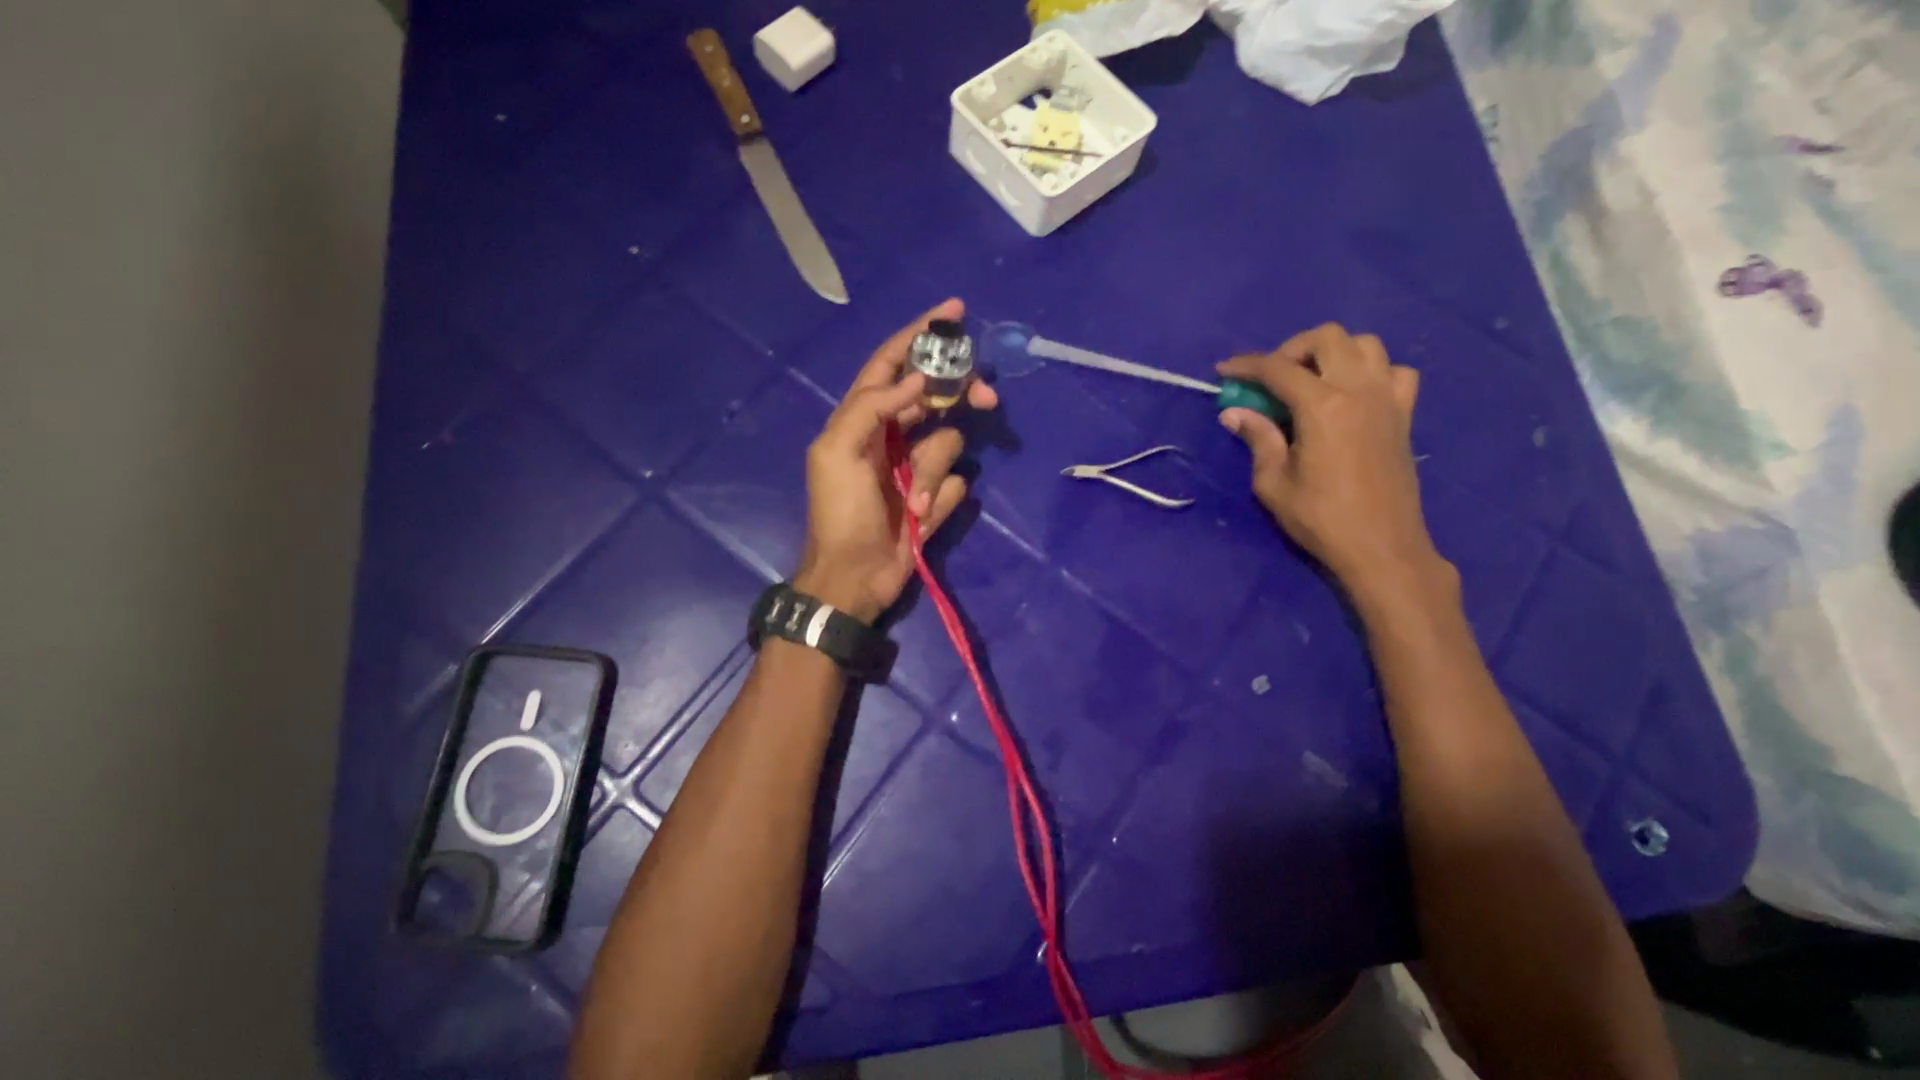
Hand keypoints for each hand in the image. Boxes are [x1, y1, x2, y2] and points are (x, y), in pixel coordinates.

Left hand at [794, 299, 998, 622]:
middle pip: (935, 397)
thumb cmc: (839, 514)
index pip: (892, 363)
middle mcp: (890, 433)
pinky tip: (922, 521)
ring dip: (932, 476)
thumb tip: (917, 378)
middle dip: (958, 399)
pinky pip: (956, 481)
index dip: (920, 334)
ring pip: (948, 443)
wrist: (853, 578)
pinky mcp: (934, 496)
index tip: (955, 310)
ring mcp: (914, 466)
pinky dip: (942, 498)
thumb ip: (872, 407)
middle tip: (987, 400)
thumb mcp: (838, 452)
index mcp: (861, 417)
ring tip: (914, 508)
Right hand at [1217, 323, 1442, 591]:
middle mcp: (1359, 390)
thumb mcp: (1274, 483)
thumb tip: (1235, 413)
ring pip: (1367, 345)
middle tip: (1273, 379)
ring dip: (1335, 353)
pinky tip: (1356, 395)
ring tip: (1313, 380)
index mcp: (1322, 406)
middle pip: (1328, 337)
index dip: (1246, 365)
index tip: (1224, 373)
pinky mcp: (1405, 416)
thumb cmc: (1321, 519)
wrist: (1382, 548)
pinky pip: (1397, 373)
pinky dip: (1375, 373)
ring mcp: (1388, 399)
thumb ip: (1258, 439)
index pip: (1278, 368)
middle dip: (1293, 349)